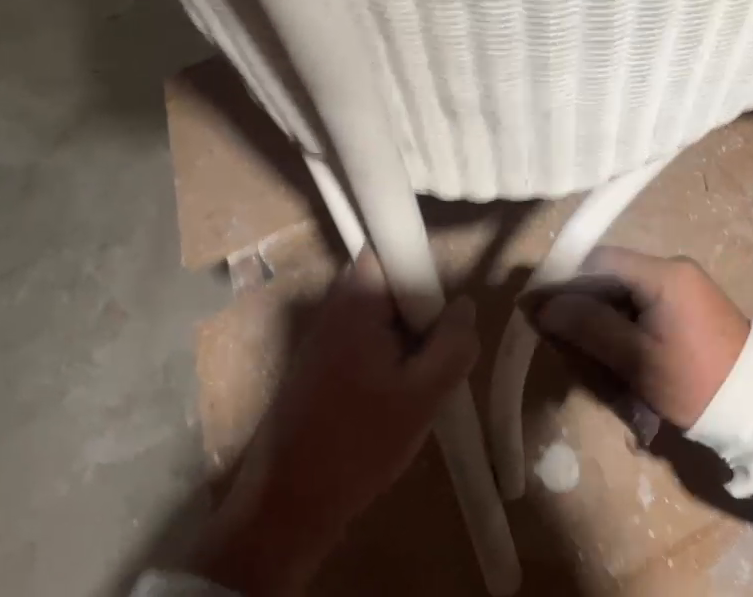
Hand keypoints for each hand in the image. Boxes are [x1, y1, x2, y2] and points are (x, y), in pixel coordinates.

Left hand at [196, 255, 478, 594]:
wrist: (288, 503)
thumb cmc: (358, 442)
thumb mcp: (424, 395)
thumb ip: (453, 344)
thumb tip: (465, 305)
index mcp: (356, 300)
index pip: (392, 249)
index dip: (423, 269)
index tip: (443, 310)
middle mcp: (333, 307)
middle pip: (387, 284)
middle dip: (418, 311)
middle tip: (436, 354)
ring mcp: (320, 337)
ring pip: (377, 317)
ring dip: (403, 340)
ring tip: (418, 384)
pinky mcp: (316, 366)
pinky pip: (362, 342)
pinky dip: (385, 360)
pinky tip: (393, 401)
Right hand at [529, 247, 749, 427]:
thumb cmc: (696, 383)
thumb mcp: (635, 359)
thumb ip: (587, 326)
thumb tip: (540, 305)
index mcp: (664, 273)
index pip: (598, 260)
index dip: (564, 282)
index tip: (537, 311)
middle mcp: (675, 268)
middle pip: (611, 275)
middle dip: (583, 306)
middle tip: (561, 341)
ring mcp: (687, 287)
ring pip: (626, 293)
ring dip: (603, 320)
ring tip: (590, 357)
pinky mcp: (692, 307)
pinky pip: (645, 305)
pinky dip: (625, 326)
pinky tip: (617, 355)